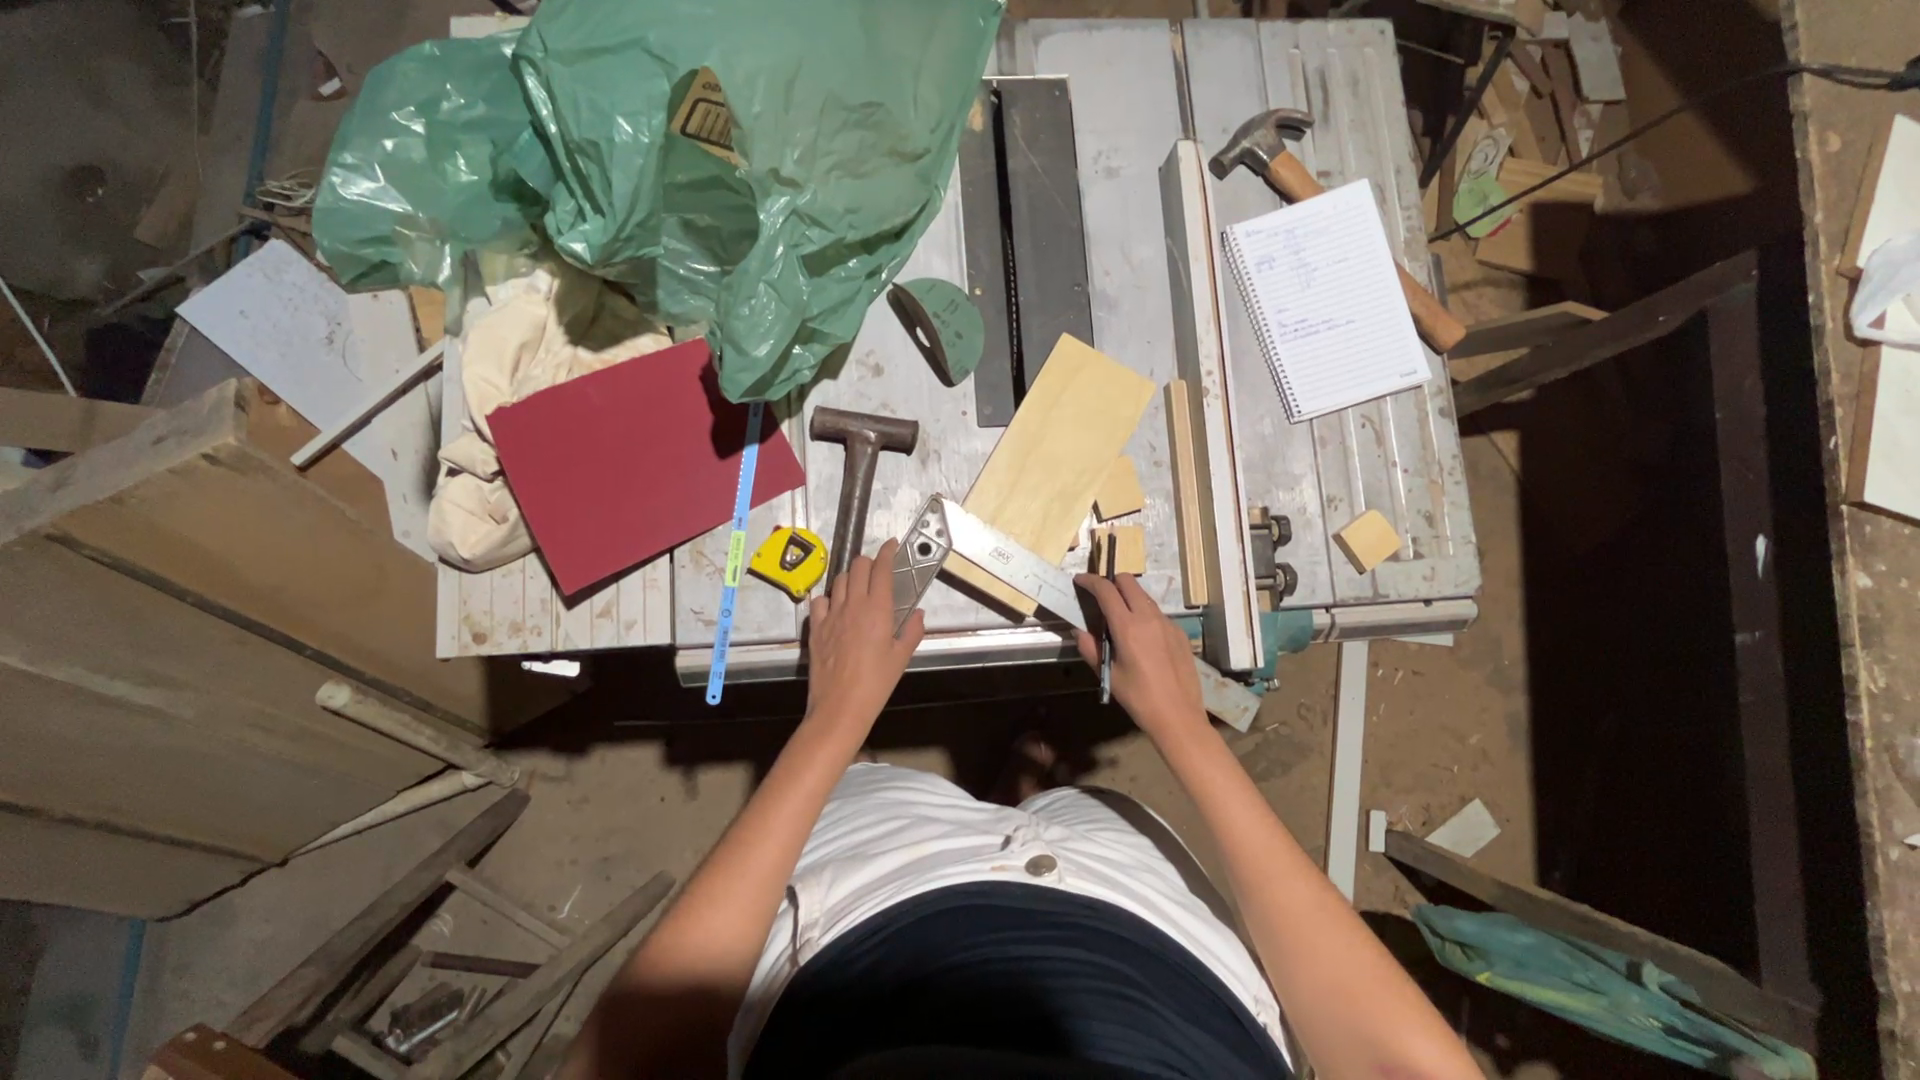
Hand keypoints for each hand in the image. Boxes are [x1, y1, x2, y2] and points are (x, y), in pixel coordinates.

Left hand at [804, 539, 925, 733]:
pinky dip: (830, 598)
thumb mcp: (901, 658)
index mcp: (878, 609)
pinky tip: (835, 608)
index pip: (881, 569)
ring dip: (851, 578)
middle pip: (858, 566)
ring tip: (858, 588)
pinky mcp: (815, 627)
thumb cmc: (876, 684)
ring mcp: (831, 614)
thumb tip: (919, 614)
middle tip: (877, 570)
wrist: (840, 706)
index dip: (887, 553)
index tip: (891, 546)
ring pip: (839, 580)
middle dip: (869, 562)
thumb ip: (912, 631)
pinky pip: (819, 600)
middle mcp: (853, 604)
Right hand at [1073, 574, 1208, 744]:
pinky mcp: (1180, 633)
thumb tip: (1079, 631)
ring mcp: (1168, 623)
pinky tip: (1141, 637)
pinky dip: (1144, 614)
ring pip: (1144, 596)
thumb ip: (1090, 649)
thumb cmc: (1139, 698)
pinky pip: (1158, 613)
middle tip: (1100, 598)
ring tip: (1119, 618)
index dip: (1090, 581)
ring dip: (1128, 597)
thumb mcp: (1109, 675)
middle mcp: (1149, 618)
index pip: (1106, 590)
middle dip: (1111, 583)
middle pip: (1128, 582)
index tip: (1079, 580)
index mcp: (1128, 627)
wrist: (1178, 716)